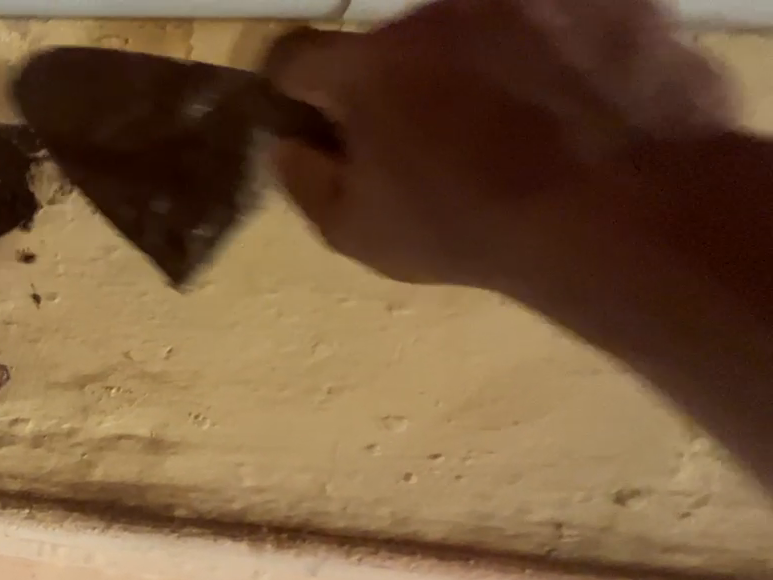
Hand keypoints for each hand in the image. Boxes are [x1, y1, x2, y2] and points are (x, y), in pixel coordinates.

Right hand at [265, 0, 735, 290]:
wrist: (621, 207)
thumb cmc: (460, 228)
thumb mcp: (349, 228)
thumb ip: (303, 178)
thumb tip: (289, 143)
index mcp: (372, 67)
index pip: (296, 55)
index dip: (292, 89)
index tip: (306, 118)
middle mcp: (446, 9)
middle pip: (391, 40)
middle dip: (389, 81)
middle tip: (413, 137)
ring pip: (468, 26)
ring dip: (462, 64)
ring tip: (493, 122)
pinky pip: (545, 21)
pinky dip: (536, 54)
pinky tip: (552, 106)